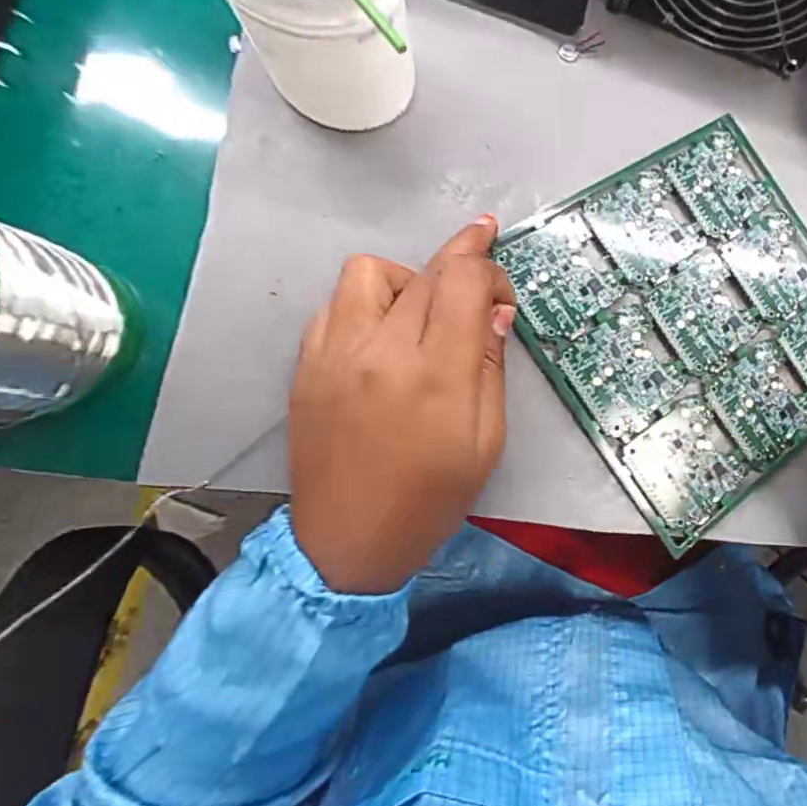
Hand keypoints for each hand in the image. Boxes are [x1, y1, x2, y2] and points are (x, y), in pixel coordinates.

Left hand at [288, 217, 516, 592]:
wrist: (347, 542)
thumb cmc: (429, 502)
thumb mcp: (485, 442)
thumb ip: (490, 367)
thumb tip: (495, 311)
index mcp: (435, 376)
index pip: (463, 280)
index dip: (489, 268)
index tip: (500, 289)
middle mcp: (381, 351)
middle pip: (425, 271)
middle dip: (461, 263)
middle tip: (476, 291)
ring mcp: (334, 354)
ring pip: (370, 271)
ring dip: (407, 281)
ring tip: (420, 316)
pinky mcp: (306, 364)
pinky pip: (336, 305)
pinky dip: (366, 306)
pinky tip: (379, 340)